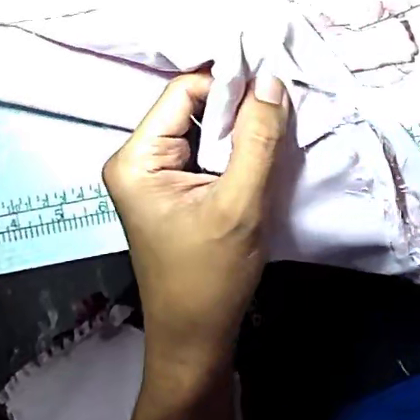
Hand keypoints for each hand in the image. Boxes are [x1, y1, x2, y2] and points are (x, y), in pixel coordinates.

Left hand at [103, 70, 289, 389]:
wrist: (198, 338)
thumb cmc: (211, 276)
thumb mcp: (240, 203)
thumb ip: (258, 140)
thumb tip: (272, 81)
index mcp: (136, 159)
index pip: (184, 92)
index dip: (229, 83)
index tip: (274, 85)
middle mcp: (139, 159)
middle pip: (194, 106)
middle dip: (239, 105)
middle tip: (283, 107)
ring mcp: (157, 175)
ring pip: (206, 128)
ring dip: (242, 127)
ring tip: (278, 129)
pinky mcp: (177, 189)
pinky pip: (210, 150)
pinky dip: (239, 147)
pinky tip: (264, 151)